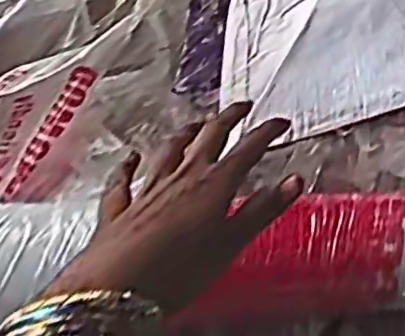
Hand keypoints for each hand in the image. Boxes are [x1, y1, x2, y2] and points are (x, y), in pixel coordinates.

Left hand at [43, 104, 303, 315]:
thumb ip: (263, 210)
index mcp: (215, 184)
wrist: (109, 296)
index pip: (249, 147)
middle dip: (228, 117)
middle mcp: (184, 178)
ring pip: (170, 152)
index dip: (268, 131)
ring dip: (185, 134)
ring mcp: (148, 192)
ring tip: (196, 123)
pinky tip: (129, 157)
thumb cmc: (175, 272)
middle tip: (241, 107)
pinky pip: (122, 183)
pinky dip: (126, 167)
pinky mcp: (116, 212)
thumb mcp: (229, 244)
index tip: (280, 122)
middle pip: (209, 137)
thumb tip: (295, 181)